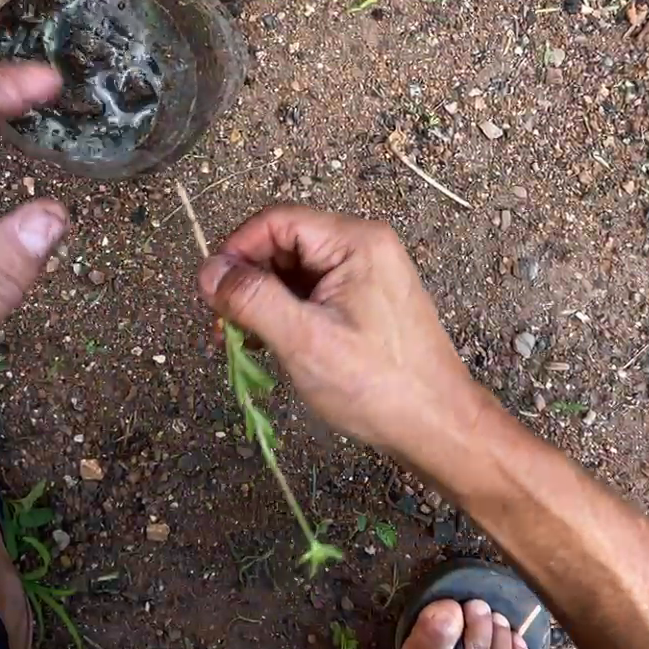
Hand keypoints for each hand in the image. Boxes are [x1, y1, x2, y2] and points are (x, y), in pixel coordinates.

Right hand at [195, 205, 483, 459]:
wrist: (440, 428)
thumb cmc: (376, 385)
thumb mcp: (305, 340)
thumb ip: (252, 299)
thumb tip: (207, 271)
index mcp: (354, 240)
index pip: (276, 220)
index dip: (237, 249)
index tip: (211, 291)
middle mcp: (362, 244)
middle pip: (285, 242)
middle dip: (249, 278)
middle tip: (223, 325)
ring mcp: (366, 271)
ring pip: (295, 269)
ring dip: (264, 299)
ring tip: (246, 340)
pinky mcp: (365, 297)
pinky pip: (313, 289)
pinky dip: (287, 311)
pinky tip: (273, 343)